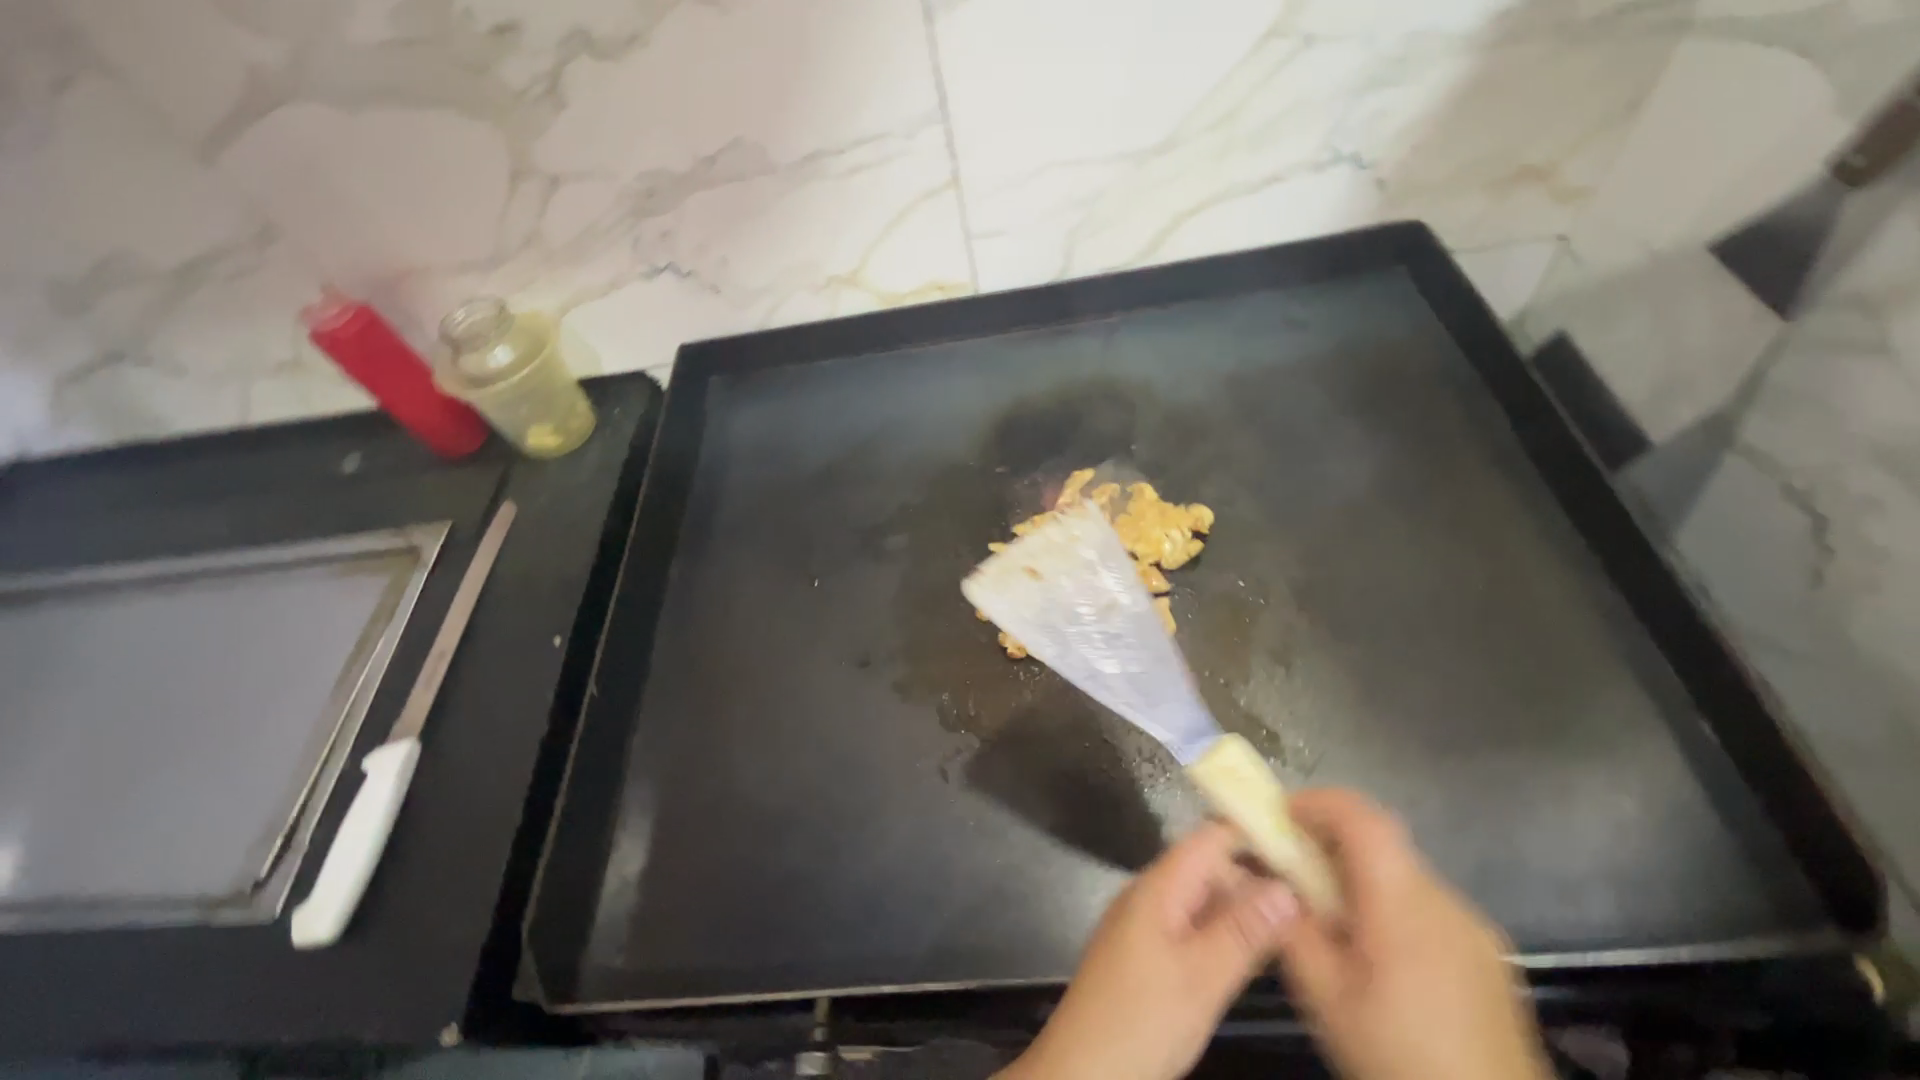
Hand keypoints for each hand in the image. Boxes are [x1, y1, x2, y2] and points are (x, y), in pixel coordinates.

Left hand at [999, 821, 1298, 1079]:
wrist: (1081, 1072)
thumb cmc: (1140, 1022)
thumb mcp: (1202, 978)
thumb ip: (1244, 931)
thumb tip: (1287, 886)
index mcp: (1158, 887)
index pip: (1211, 838)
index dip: (1256, 836)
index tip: (1306, 847)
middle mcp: (1148, 895)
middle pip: (1209, 868)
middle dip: (1256, 879)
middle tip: (1313, 900)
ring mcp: (1144, 924)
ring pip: (1202, 901)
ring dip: (1243, 911)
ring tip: (1297, 927)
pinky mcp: (1145, 953)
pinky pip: (1191, 927)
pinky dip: (1222, 934)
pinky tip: (1253, 957)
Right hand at [1273, 790, 1551, 1079]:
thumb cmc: (1398, 1057)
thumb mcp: (1325, 998)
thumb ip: (1291, 928)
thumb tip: (1258, 878)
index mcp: (1402, 905)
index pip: (1361, 817)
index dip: (1315, 803)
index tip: (1276, 818)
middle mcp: (1445, 901)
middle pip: (1381, 844)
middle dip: (1328, 845)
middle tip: (1288, 877)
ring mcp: (1473, 926)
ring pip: (1403, 877)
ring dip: (1360, 881)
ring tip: (1330, 929)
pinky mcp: (1488, 953)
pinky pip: (1428, 909)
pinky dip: (1391, 910)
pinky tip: (1379, 962)